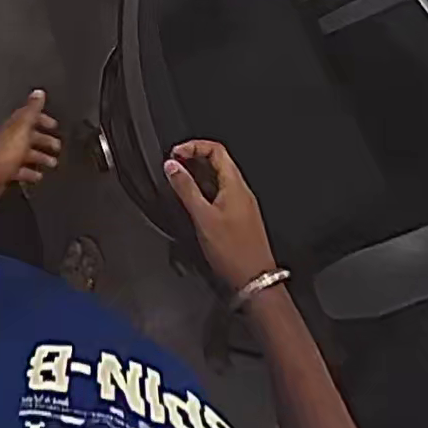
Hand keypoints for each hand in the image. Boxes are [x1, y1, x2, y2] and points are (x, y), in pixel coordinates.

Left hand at [0, 90, 60, 201]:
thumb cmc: (8, 150)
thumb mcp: (24, 127)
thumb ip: (32, 110)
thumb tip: (38, 91)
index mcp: (14, 125)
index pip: (29, 116)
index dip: (42, 119)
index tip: (54, 125)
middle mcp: (10, 138)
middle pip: (30, 136)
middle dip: (44, 140)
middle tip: (57, 146)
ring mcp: (7, 155)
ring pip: (27, 153)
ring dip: (41, 157)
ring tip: (53, 163)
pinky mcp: (5, 170)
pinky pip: (21, 169)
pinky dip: (30, 172)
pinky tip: (38, 176)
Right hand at [165, 140, 277, 291]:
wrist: (255, 281)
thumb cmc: (234, 252)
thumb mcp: (203, 217)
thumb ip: (186, 189)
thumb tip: (172, 166)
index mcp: (234, 184)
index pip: (216, 149)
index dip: (194, 146)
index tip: (176, 153)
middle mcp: (240, 190)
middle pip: (217, 161)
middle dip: (194, 158)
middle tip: (174, 165)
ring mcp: (241, 203)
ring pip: (218, 177)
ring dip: (198, 174)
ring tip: (180, 181)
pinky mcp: (239, 216)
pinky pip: (221, 192)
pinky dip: (205, 189)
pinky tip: (194, 201)